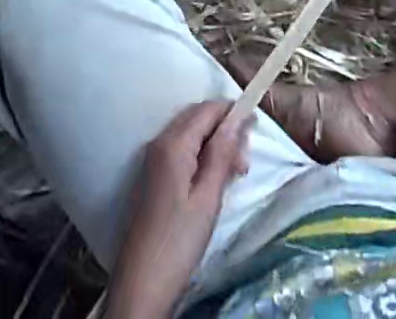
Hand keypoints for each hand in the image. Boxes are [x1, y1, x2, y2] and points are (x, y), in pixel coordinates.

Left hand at [109, 102, 252, 318]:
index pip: (209, 109)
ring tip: (233, 175)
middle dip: (225, 129)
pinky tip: (212, 181)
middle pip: (198, 117)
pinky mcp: (151, 177)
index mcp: (173, 144)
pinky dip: (200, 156)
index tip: (256, 131)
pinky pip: (181, 150)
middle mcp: (159, 143)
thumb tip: (239, 116)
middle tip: (243, 163)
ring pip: (191, 133)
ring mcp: (152, 160)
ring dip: (214, 144)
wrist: (140, 287)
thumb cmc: (179, 241)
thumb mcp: (209, 195)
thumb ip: (223, 151)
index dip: (234, 113)